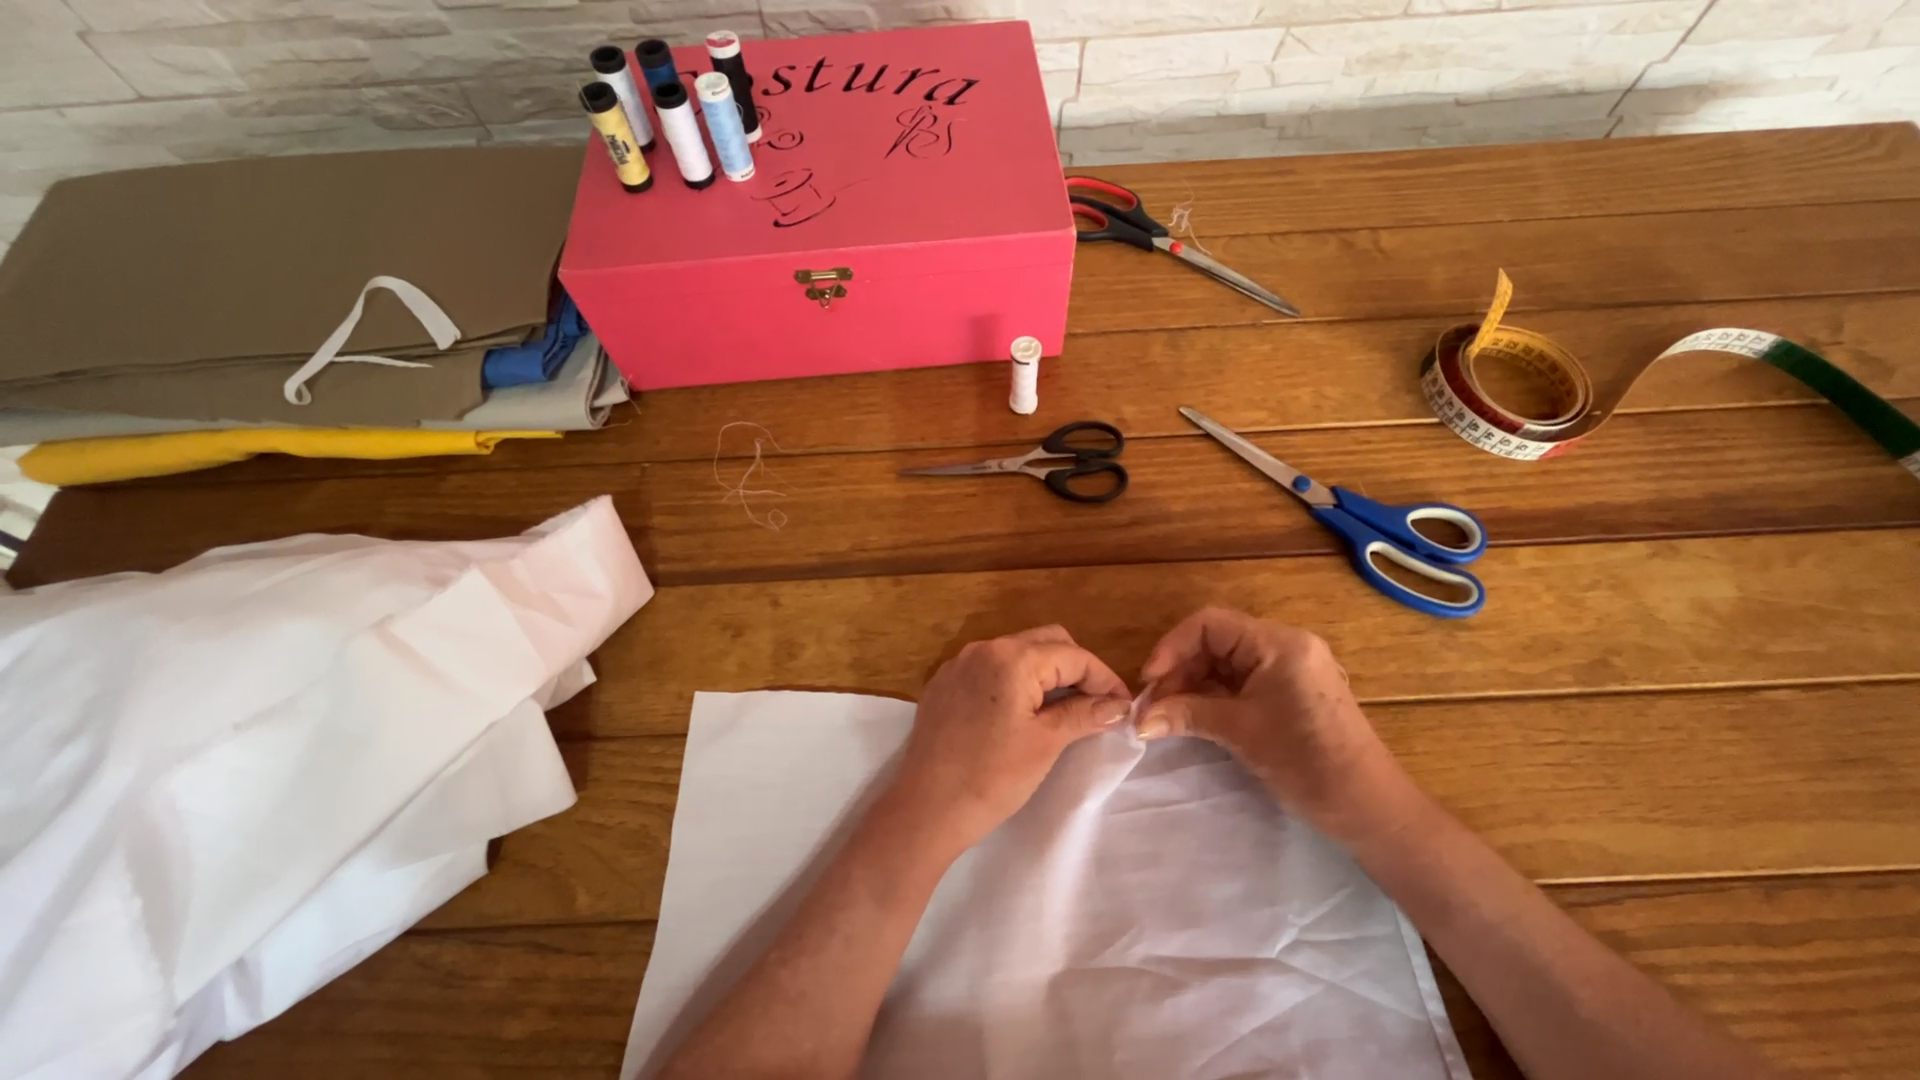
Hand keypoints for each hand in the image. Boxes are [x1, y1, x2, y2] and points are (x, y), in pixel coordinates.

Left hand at [890, 625, 1133, 849]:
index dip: (1104, 678)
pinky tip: (1025, 711)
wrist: (927, 809)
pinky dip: (1016, 680)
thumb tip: (1119, 704)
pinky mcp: (944, 684)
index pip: (1073, 655)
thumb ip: (1085, 714)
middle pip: (1046, 642)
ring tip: (1067, 708)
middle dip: (1077, 668)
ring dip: (1047, 673)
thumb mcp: (1046, 743)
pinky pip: (991, 668)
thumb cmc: (992, 778)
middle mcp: (983, 649)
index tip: (1124, 705)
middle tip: (1098, 704)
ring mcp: (959, 664)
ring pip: (1018, 652)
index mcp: (1011, 657)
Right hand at [1138, 607, 1407, 841]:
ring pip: (1226, 663)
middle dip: (1180, 669)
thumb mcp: (1240, 733)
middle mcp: (1287, 646)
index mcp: (1279, 643)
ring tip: (1168, 715)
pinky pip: (1243, 681)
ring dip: (1193, 685)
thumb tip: (1139, 720)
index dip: (1172, 647)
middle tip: (1154, 705)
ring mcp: (1291, 669)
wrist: (1368, 807)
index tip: (1150, 682)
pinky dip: (1215, 696)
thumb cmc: (1306, 762)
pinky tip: (1195, 717)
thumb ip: (1186, 715)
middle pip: (1216, 641)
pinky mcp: (1292, 692)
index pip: (1210, 624)